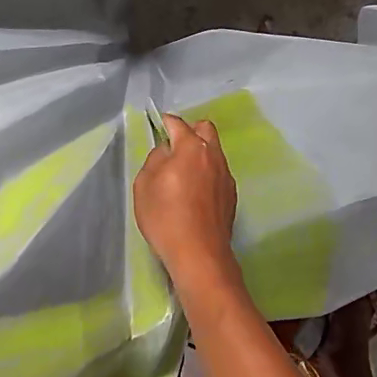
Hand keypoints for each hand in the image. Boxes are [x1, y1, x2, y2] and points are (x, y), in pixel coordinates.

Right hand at [132, 115, 239, 297]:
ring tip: (182, 172)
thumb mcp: (144, 184)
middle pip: (205, 129)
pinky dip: (206, 172)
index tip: (157, 125)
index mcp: (191, 148)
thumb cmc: (165, 216)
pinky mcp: (232, 196)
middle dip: (189, 131)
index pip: (178, 123)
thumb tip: (166, 151)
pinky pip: (218, 172)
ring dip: (200, 153)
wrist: (199, 254)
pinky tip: (194, 192)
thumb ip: (155, 160)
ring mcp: (226, 176)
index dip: (165, 122)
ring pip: (214, 151)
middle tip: (173, 147)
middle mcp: (213, 156)